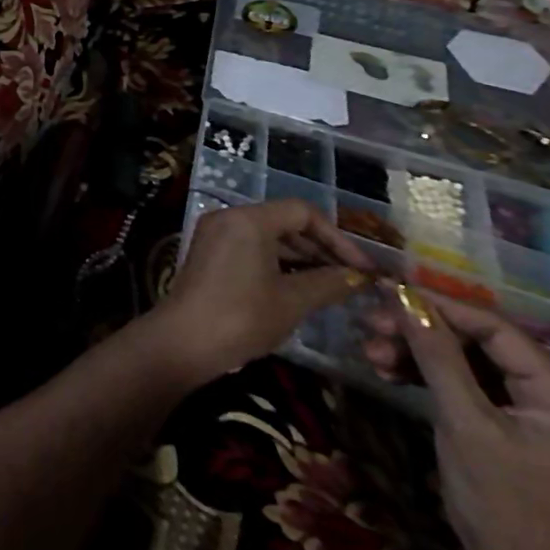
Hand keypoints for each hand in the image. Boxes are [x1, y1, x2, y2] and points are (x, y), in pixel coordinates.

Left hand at [152, 200, 374, 382]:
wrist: (187, 337)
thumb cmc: (243, 314)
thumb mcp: (294, 299)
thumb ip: (330, 282)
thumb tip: (360, 277)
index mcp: (247, 219)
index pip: (302, 213)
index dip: (338, 238)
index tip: (363, 267)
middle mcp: (227, 218)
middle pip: (284, 221)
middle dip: (320, 248)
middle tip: (352, 278)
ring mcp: (214, 234)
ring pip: (268, 236)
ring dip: (301, 257)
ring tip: (334, 285)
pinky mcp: (209, 253)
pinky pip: (250, 247)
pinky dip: (277, 262)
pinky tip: (302, 286)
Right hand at [394, 290, 549, 549]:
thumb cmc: (504, 501)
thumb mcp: (465, 424)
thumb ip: (438, 359)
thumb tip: (405, 299)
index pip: (504, 334)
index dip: (444, 309)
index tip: (389, 293)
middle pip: (485, 349)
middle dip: (423, 334)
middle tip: (369, 325)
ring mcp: (541, 423)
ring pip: (473, 369)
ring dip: (420, 357)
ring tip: (372, 353)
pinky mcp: (518, 436)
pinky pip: (474, 394)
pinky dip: (432, 381)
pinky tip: (392, 373)